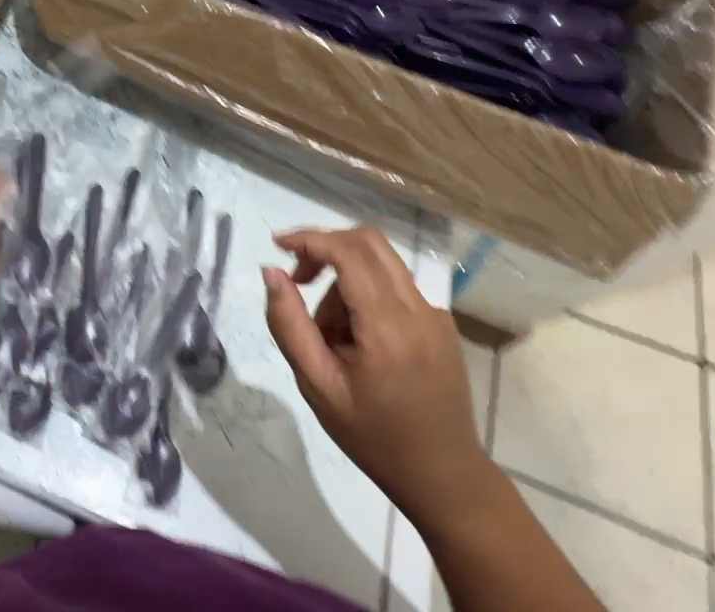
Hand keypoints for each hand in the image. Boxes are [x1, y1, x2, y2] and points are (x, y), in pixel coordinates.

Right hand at [261, 226, 499, 524]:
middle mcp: (419, 310)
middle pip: (369, 243)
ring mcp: (435, 315)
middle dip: (324, 249)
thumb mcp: (317, 385)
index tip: (277, 246)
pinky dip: (364, 296)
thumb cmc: (372, 436)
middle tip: (296, 280)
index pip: (349, 253)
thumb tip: (272, 272)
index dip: (309, 239)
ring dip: (343, 280)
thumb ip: (289, 324)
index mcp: (388, 327)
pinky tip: (355, 343)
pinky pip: (394, 288)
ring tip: (328, 337)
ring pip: (379, 264)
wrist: (442, 475)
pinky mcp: (440, 324)